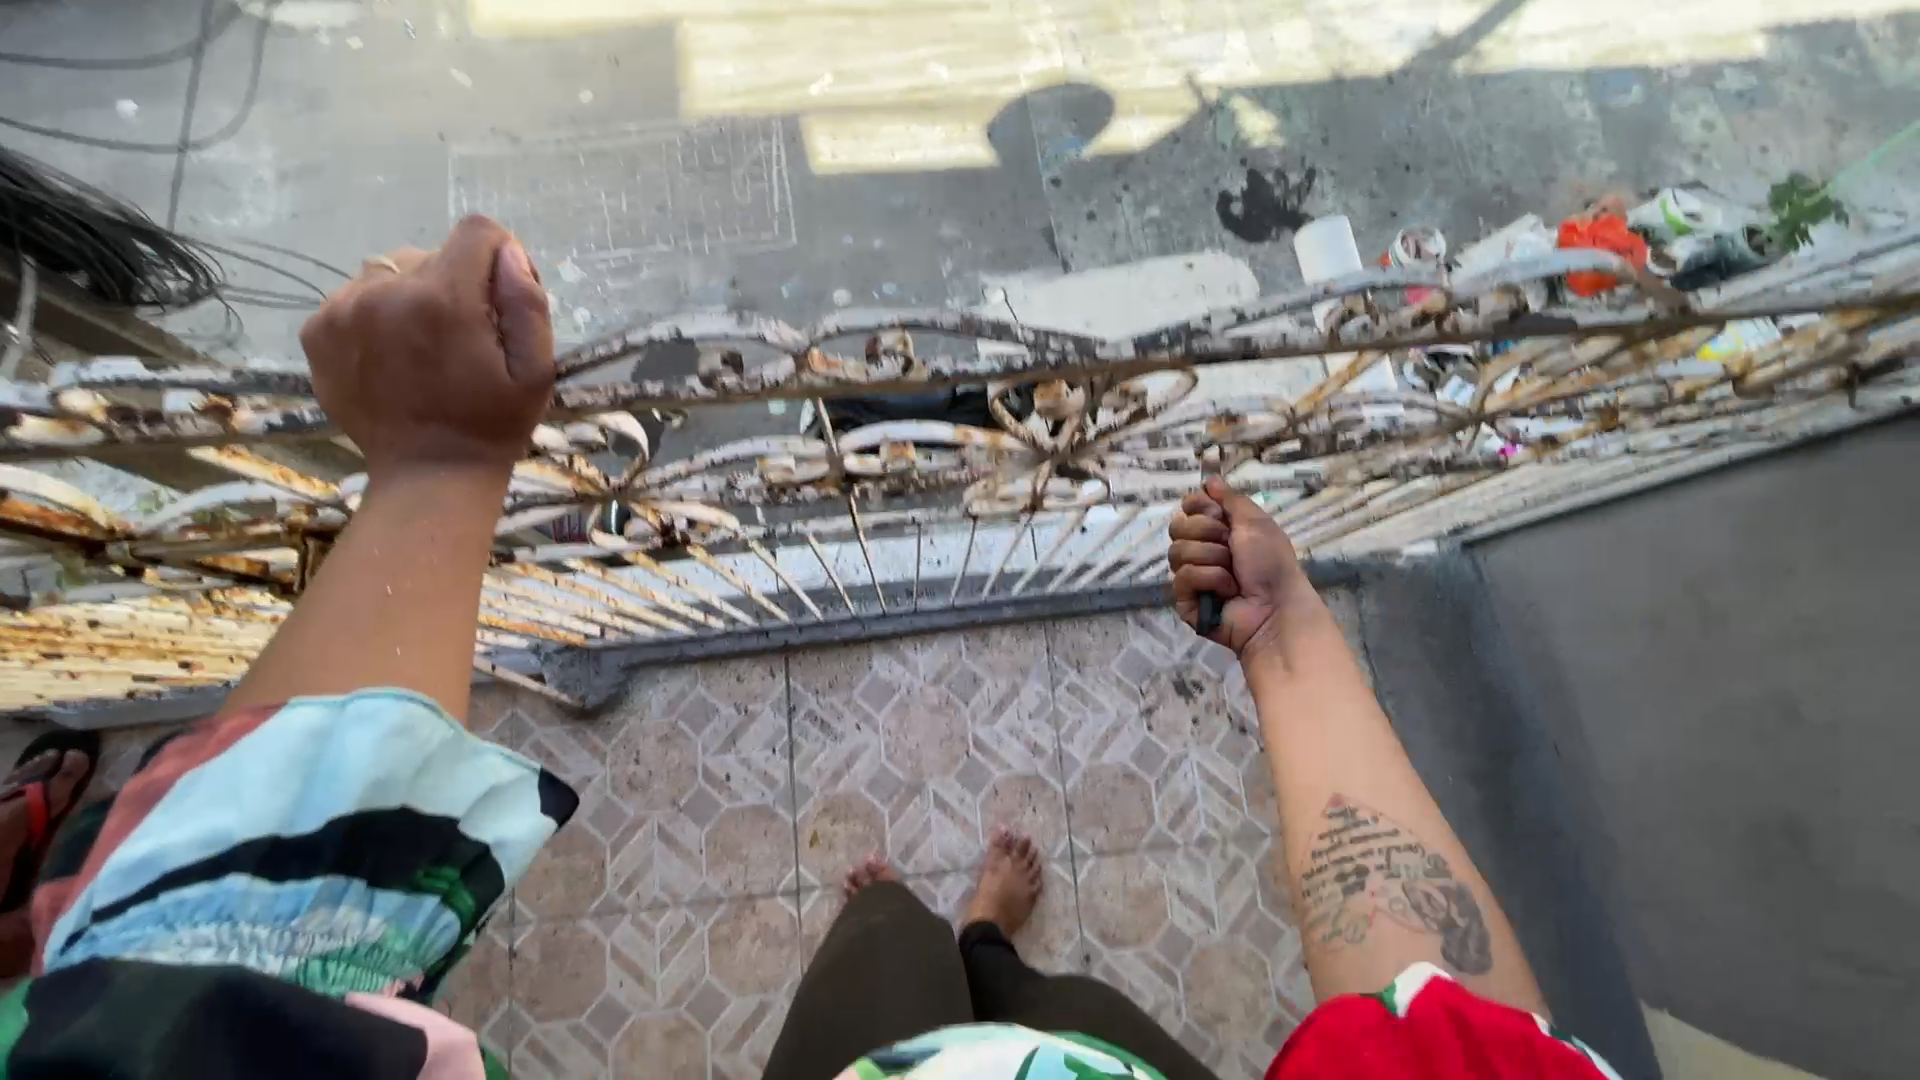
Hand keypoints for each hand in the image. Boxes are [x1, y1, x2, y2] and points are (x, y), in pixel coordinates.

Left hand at [300, 215, 553, 480]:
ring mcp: (343, 308)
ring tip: (428, 345)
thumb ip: (528, 306)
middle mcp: (387, 290)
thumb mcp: (537, 372)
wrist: (429, 473)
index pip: (477, 231)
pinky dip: (381, 315)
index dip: (501, 256)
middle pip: (434, 253)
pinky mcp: (317, 329)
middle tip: (470, 336)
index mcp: (446, 299)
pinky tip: (397, 357)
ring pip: (392, 271)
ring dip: (416, 295)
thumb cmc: (495, 424)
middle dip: (459, 283)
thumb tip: (510, 254)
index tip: (505, 295)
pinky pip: (357, 296)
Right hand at [1168, 476, 1317, 657]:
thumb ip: (1230, 499)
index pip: (1186, 507)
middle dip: (1206, 533)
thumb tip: (1209, 478)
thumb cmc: (1271, 564)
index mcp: (1216, 531)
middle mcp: (1200, 550)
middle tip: (1230, 546)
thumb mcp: (1256, 522)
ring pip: (1177, 552)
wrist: (1276, 605)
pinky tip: (1227, 591)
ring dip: (1212, 558)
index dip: (1198, 507)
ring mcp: (1191, 576)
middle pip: (1176, 527)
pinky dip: (1210, 580)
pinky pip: (1184, 577)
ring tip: (1232, 573)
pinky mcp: (1185, 600)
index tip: (1217, 513)